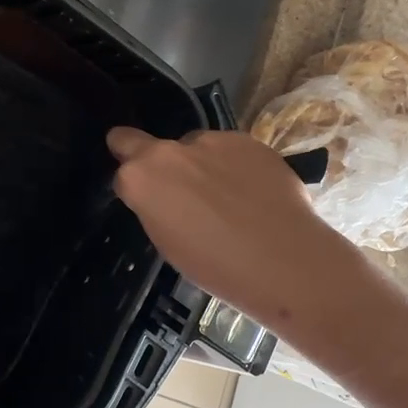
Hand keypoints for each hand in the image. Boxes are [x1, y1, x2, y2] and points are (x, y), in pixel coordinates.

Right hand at [106, 127, 375, 336]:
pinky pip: (230, 150)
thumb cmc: (216, 266)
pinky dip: (237, 166)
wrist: (287, 263)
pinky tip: (256, 195)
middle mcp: (168, 151)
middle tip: (185, 194)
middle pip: (149, 144)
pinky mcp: (247, 141)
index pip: (120, 162)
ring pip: (195, 147)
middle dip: (160, 162)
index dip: (134, 181)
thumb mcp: (166, 241)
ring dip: (203, 165)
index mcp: (139, 177)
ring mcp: (210, 141)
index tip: (150, 198)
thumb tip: (162, 196)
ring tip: (232, 198)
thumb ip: (154, 205)